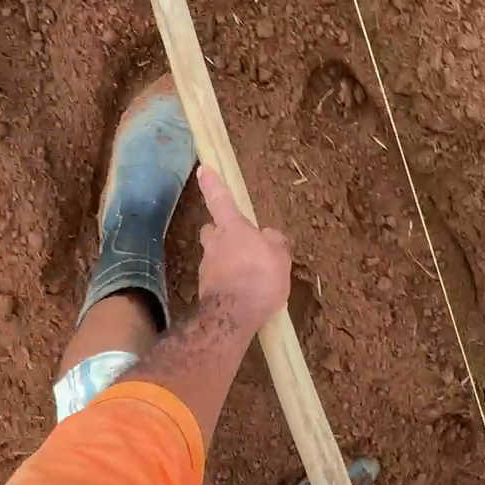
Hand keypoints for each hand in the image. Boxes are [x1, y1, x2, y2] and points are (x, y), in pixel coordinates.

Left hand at [196, 167, 290, 330]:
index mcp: (232, 229)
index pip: (220, 199)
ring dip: (227, 264)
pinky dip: (227, 285)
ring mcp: (207, 269)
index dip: (213, 184)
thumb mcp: (280, 256)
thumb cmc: (260, 278)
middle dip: (220, 234)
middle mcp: (214, 245)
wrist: (234, 315)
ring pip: (215, 258)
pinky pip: (218, 282)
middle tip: (238, 244)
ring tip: (249, 279)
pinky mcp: (206, 291)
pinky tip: (243, 296)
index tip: (203, 169)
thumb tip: (268, 237)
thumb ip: (274, 242)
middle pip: (211, 232)